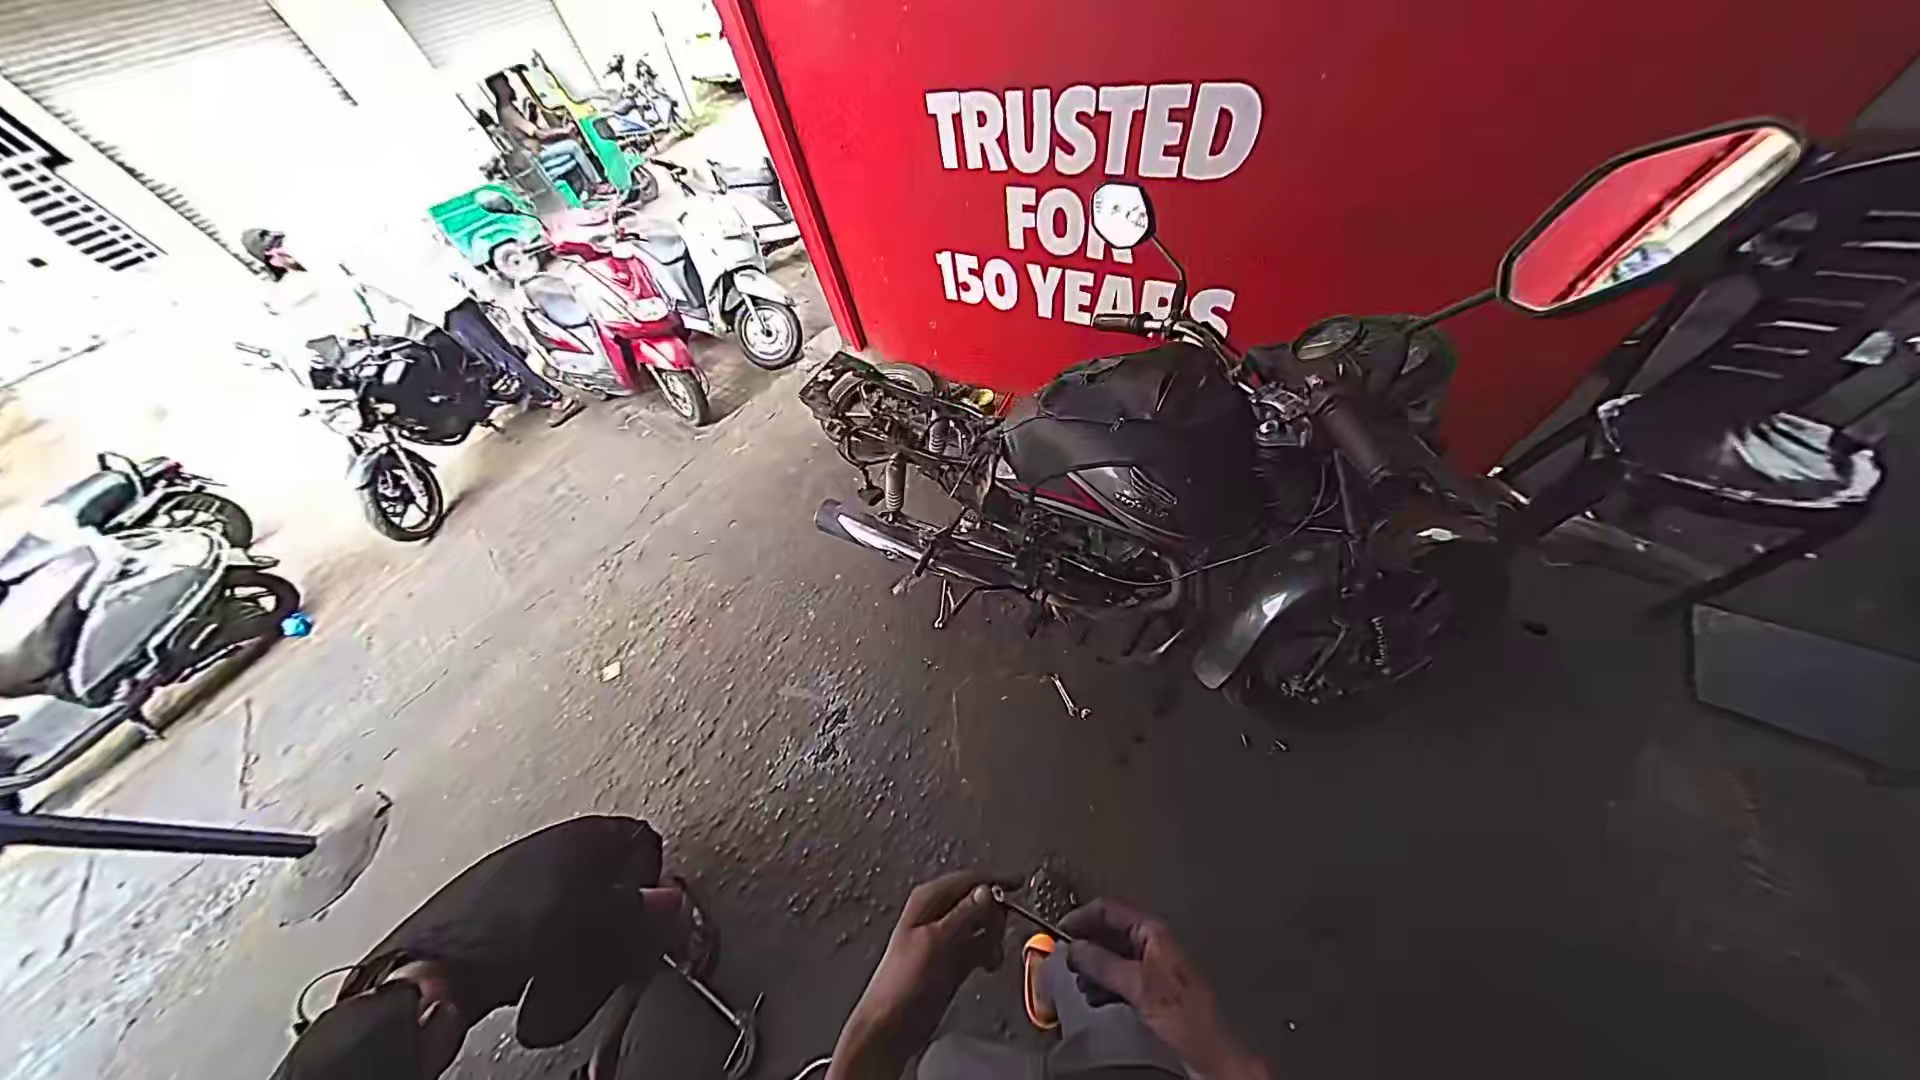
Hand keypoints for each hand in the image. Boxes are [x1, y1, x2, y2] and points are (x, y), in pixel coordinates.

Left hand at [827, 871, 1008, 1079]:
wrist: (890, 1027)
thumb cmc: (902, 982)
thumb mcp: (935, 942)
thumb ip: (963, 915)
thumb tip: (986, 892)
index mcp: (929, 900)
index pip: (968, 879)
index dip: (995, 880)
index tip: (1018, 883)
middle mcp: (939, 914)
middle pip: (978, 900)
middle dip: (993, 914)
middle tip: (997, 931)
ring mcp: (947, 937)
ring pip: (982, 923)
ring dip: (993, 936)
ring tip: (991, 953)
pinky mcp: (954, 959)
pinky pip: (980, 946)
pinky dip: (989, 952)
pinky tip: (989, 963)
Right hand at [1063, 900, 1274, 1079]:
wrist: (1217, 1060)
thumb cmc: (1189, 1020)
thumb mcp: (1139, 986)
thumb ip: (1103, 964)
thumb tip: (1075, 948)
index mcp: (1153, 931)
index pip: (1109, 908)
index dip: (1083, 916)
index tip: (1061, 929)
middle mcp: (1152, 943)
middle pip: (1110, 930)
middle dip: (1086, 941)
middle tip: (1067, 954)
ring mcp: (1152, 967)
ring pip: (1113, 954)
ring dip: (1093, 964)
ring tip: (1079, 978)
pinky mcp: (1152, 990)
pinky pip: (1119, 976)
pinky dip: (1103, 982)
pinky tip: (1095, 995)